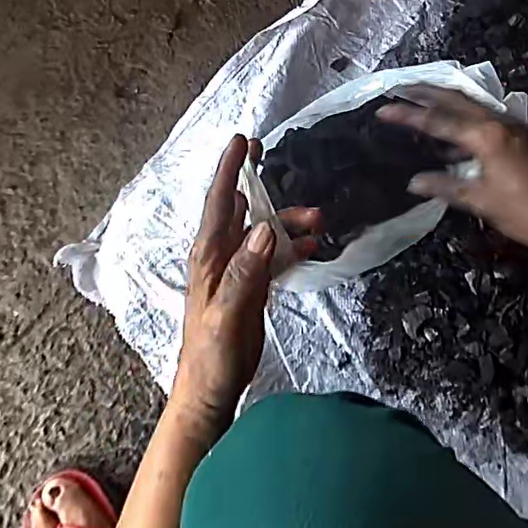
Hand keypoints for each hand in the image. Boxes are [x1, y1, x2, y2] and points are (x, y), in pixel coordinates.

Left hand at [170, 135, 321, 437]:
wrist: (211, 387)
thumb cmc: (211, 353)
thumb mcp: (226, 313)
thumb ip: (244, 271)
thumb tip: (264, 228)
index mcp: (209, 255)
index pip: (220, 203)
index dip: (229, 170)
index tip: (240, 140)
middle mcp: (221, 255)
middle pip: (241, 208)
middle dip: (258, 182)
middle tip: (271, 154)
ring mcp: (236, 270)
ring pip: (263, 232)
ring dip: (287, 222)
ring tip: (318, 219)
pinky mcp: (251, 286)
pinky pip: (273, 257)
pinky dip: (291, 249)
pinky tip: (312, 246)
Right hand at [378, 87, 527, 259]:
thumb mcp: (483, 202)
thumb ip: (446, 187)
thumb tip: (413, 182)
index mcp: (486, 136)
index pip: (437, 120)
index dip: (407, 115)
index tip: (381, 110)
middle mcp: (498, 124)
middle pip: (454, 99)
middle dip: (424, 92)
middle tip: (398, 87)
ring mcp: (513, 128)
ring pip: (470, 105)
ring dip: (443, 99)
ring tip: (419, 98)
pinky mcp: (521, 139)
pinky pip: (483, 117)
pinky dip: (461, 116)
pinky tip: (453, 132)